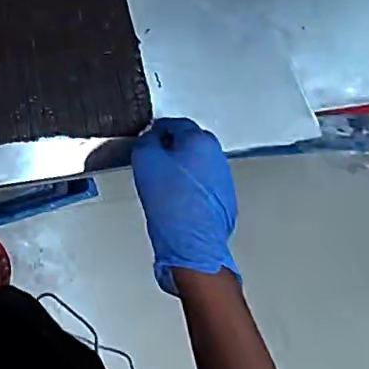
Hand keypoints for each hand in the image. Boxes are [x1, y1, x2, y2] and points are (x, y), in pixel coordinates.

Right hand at [131, 117, 238, 294]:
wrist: (192, 245)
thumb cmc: (172, 205)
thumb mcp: (144, 160)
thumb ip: (146, 140)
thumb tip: (150, 138)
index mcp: (200, 141)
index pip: (174, 123)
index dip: (156, 131)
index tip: (147, 139)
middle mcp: (216, 156)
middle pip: (188, 142)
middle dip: (170, 149)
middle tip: (153, 161)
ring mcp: (223, 178)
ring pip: (196, 163)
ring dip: (181, 168)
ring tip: (162, 184)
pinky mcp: (224, 199)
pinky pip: (203, 184)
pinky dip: (189, 187)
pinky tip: (175, 199)